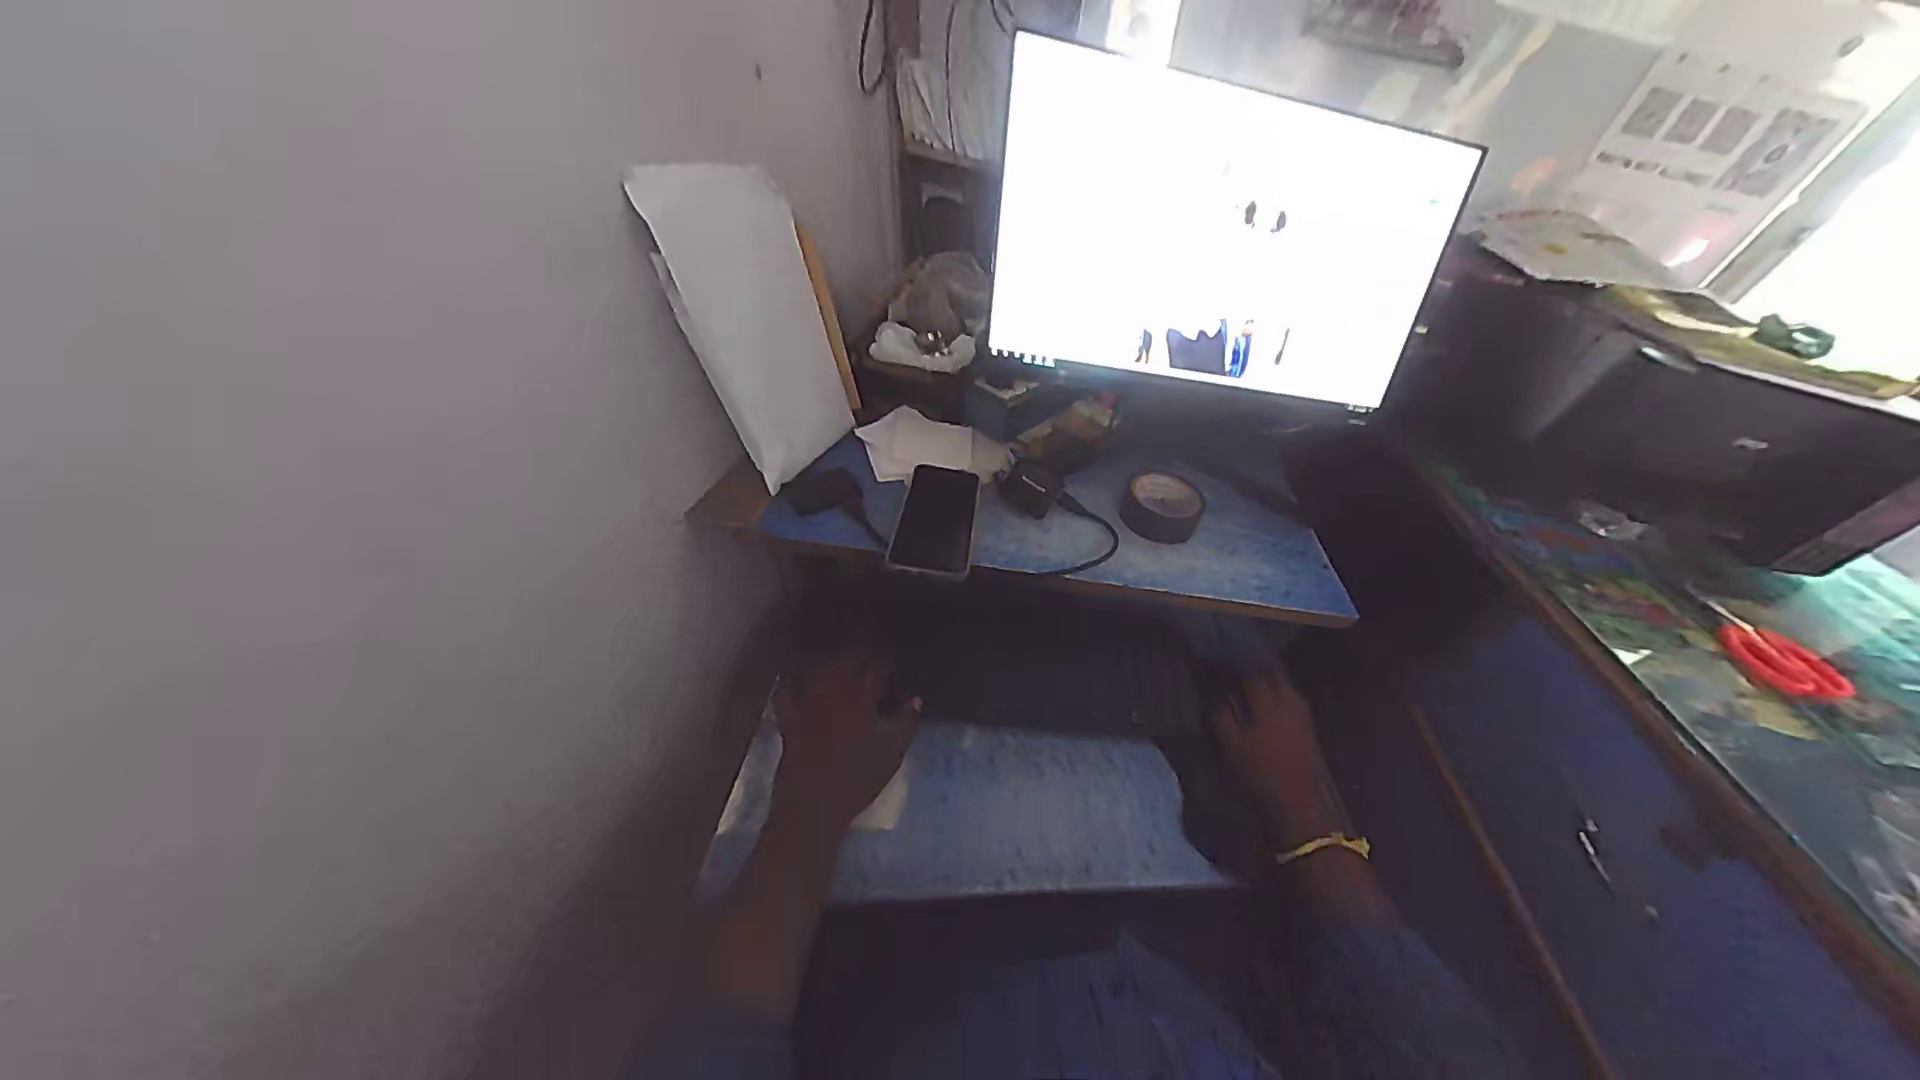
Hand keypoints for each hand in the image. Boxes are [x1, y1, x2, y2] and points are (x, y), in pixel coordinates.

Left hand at [770, 651, 919, 836]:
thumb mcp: (891, 756)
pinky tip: (793, 683)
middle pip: (844, 666)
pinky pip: (787, 698)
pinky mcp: (790, 723)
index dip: (883, 663)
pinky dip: (791, 687)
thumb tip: (916, 701)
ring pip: (818, 676)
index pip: (874, 673)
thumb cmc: (857, 782)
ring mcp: (808, 710)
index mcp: (861, 704)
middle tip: (866, 652)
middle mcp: (833, 700)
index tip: (889, 660)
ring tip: (837, 662)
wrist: (813, 806)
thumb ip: (906, 725)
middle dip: (856, 655)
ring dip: (829, 665)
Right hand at [1209, 666, 1324, 815]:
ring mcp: (1302, 715)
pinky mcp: (1308, 728)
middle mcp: (1288, 703)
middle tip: (1241, 668)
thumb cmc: (1260, 771)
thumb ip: (1221, 717)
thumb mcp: (1230, 745)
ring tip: (1255, 682)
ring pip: (1287, 687)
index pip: (1252, 675)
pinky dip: (1281, 694)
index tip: (1223, 663)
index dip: (1237, 666)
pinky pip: (1293, 701)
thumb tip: (1216, 699)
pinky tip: (1272, 702)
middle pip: (1275, 676)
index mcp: (1267, 703)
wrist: (1297, 801)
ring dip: (1272, 680)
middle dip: (1258, 669)